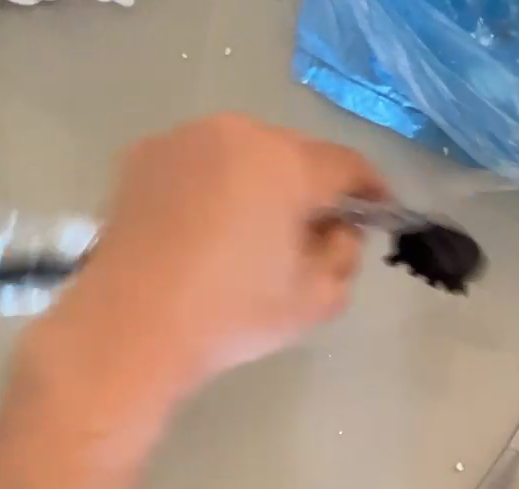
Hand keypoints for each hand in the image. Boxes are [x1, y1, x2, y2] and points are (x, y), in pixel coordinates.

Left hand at [22, 114, 386, 412]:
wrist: (135, 322)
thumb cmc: (239, 311)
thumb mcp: (322, 295)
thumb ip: (345, 252)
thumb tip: (338, 228)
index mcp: (286, 165)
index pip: (349, 165)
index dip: (374, 190)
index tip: (383, 216)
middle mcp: (236, 135)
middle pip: (298, 154)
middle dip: (317, 189)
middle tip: (322, 233)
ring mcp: (184, 140)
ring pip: (250, 155)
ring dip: (270, 186)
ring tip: (267, 232)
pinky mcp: (145, 157)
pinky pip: (207, 163)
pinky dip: (226, 187)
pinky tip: (221, 231)